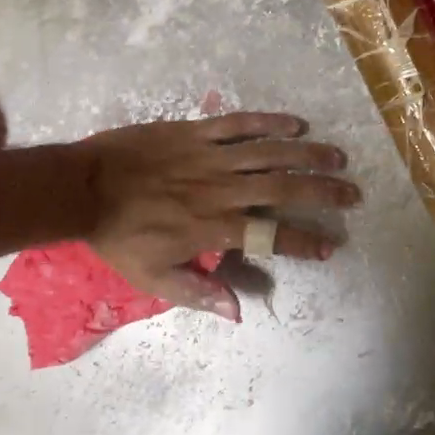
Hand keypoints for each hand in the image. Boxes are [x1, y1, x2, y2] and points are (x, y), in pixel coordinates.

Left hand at [74, 112, 357, 319]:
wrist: (80, 188)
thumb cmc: (119, 237)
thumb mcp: (153, 278)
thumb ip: (199, 294)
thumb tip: (239, 312)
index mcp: (215, 227)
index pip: (272, 235)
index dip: (305, 241)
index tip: (330, 246)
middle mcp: (223, 190)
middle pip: (284, 188)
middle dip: (324, 192)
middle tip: (353, 193)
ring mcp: (211, 156)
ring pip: (270, 153)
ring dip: (308, 155)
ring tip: (338, 157)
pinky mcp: (196, 132)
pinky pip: (239, 124)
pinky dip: (269, 122)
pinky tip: (296, 123)